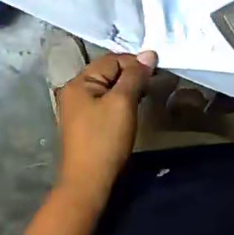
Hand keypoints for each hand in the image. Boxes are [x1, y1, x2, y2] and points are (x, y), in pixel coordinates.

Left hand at [54, 50, 155, 195]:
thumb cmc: (105, 140)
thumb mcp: (122, 103)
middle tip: (155, 85)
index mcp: (79, 82)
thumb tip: (149, 53)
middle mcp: (74, 92)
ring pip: (108, 89)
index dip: (136, 63)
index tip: (159, 72)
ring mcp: (78, 109)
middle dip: (132, 76)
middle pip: (108, 73)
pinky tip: (132, 111)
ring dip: (128, 90)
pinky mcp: (85, 125)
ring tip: (146, 96)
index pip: (112, 60)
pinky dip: (120, 103)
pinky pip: (105, 104)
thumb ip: (135, 76)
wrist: (89, 182)